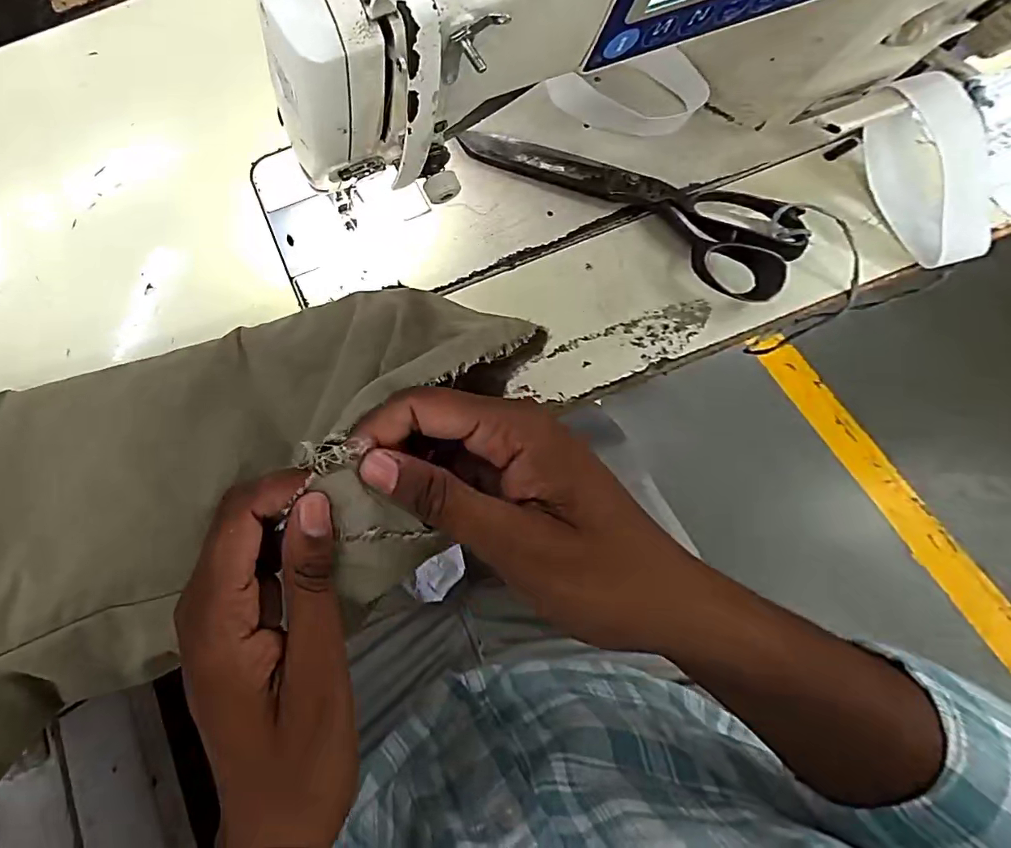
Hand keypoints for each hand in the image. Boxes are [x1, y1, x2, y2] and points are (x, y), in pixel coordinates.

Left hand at [175, 470, 356, 847]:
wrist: (273, 829)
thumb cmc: (302, 762)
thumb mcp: (318, 670)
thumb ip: (310, 581)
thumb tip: (312, 502)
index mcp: (213, 618)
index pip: (235, 519)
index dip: (281, 489)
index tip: (334, 486)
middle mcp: (196, 608)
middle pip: (232, 522)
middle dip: (285, 499)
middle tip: (342, 500)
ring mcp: (204, 618)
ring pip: (239, 540)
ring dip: (285, 522)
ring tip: (337, 520)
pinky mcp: (220, 627)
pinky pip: (245, 567)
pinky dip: (280, 550)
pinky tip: (316, 555)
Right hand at [352, 389, 697, 654]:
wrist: (667, 606)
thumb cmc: (599, 580)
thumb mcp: (514, 544)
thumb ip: (440, 497)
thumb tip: (370, 460)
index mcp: (519, 427)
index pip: (429, 403)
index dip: (380, 427)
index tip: (343, 466)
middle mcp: (515, 423)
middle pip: (433, 414)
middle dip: (387, 441)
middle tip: (346, 484)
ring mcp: (517, 447)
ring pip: (443, 438)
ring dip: (405, 461)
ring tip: (366, 496)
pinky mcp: (516, 472)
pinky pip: (461, 463)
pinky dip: (430, 480)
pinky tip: (405, 504)